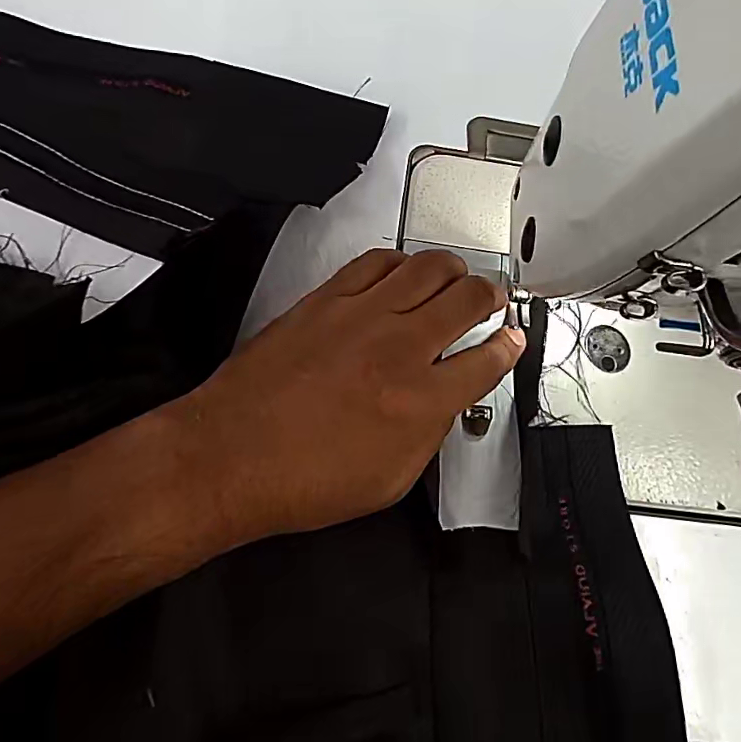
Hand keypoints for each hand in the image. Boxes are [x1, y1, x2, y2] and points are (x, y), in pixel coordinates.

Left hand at [163, 249, 524, 545]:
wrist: (231, 455)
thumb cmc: (301, 479)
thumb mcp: (388, 480)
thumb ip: (429, 435)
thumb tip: (445, 401)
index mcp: (422, 402)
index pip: (487, 360)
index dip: (508, 347)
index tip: (509, 340)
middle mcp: (398, 350)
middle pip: (467, 300)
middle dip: (491, 296)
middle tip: (491, 299)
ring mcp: (359, 317)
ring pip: (426, 268)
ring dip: (452, 270)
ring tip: (456, 277)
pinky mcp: (324, 300)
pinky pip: (373, 263)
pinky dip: (398, 261)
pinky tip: (400, 270)